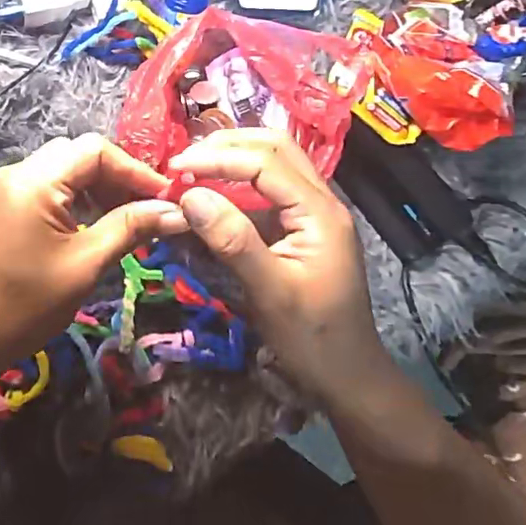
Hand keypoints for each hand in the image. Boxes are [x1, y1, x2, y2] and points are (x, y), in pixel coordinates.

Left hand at [0, 135, 185, 408]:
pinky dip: (75, 199)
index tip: (166, 198)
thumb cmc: (23, 307)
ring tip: (128, 219)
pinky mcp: (1, 205)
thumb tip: (176, 212)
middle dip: (118, 177)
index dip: (135, 169)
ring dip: (98, 188)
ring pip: (63, 170)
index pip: (95, 150)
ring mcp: (5, 188)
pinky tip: (95, 224)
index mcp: (33, 181)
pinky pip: (46, 187)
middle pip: (78, 155)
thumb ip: (130, 228)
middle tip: (149, 209)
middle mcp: (16, 173)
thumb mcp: (84, 266)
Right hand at [169, 129, 388, 405]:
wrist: (349, 378)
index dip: (218, 158)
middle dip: (227, 146)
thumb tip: (190, 196)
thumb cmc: (313, 339)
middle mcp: (320, 201)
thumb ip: (233, 240)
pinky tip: (212, 193)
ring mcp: (312, 212)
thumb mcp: (271, 292)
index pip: (265, 161)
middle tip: (185, 161)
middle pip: (275, 147)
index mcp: (319, 212)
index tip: (176, 168)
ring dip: (232, 158)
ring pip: (273, 162)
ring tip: (193, 170)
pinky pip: (268, 188)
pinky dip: (237, 182)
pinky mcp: (300, 226)